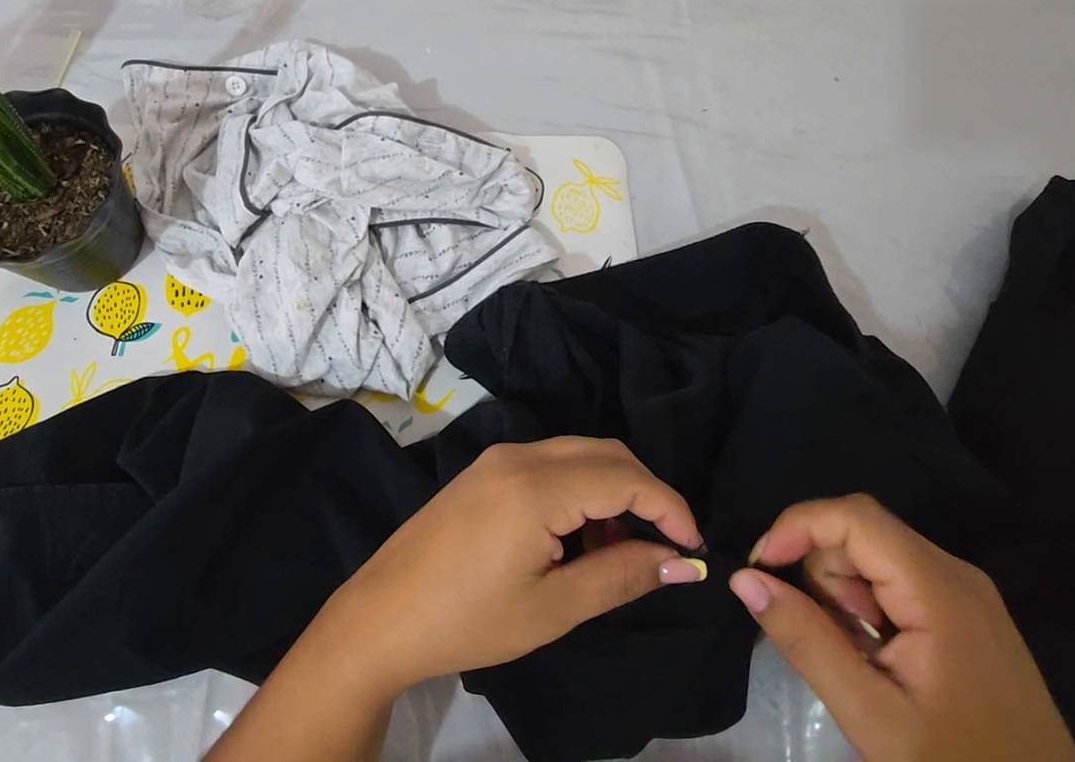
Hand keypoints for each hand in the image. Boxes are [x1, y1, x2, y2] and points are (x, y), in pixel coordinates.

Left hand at [206, 437, 705, 761]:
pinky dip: (577, 492)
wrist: (381, 616)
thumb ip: (621, 575)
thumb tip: (681, 561)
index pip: (626, 476)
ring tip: (613, 555)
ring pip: (576, 456)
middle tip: (661, 549)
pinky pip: (547, 465)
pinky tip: (574, 541)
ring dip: (608, 493)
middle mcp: (517, 456)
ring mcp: (495, 459)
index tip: (693, 547)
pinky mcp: (482, 472)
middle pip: (604, 453)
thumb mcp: (553, 608)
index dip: (669, 507)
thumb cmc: (468, 620)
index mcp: (535, 485)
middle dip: (643, 494)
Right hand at [730, 495, 1074, 761]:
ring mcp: (965, 592)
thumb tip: (743, 578)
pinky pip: (895, 578)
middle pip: (861, 531)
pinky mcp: (965, 611)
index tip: (760, 570)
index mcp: (940, 591)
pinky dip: (866, 605)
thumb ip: (805, 640)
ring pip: (874, 553)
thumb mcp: (870, 714)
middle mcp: (956, 574)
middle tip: (825, 637)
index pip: (854, 516)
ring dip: (842, 592)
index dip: (796, 527)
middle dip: (821, 571)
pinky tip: (876, 654)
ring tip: (856, 656)